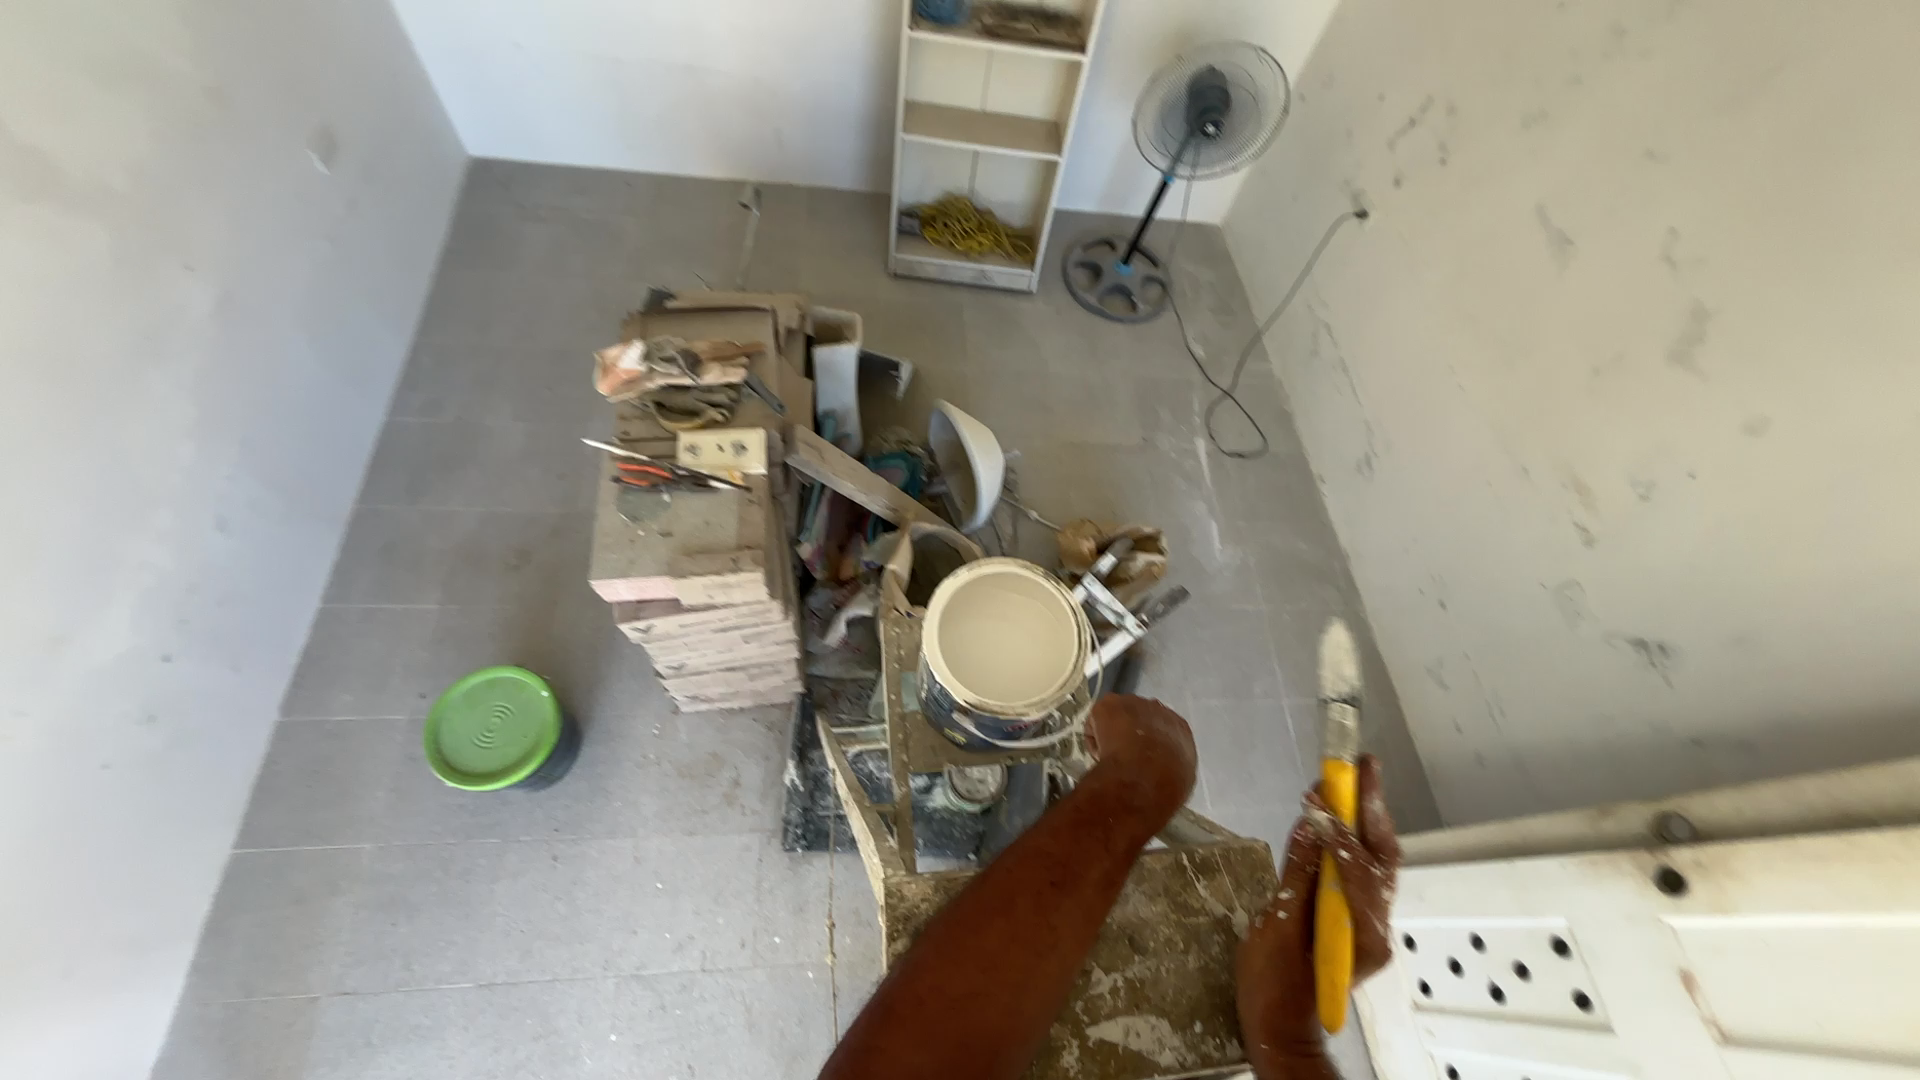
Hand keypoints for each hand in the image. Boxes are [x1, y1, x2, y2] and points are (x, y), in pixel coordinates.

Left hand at [1084, 695, 1197, 817]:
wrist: (1147, 774)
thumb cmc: (1168, 784)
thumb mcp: (1181, 779)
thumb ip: (1171, 767)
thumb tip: (1161, 771)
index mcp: (1179, 727)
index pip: (1162, 729)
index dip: (1149, 742)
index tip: (1142, 757)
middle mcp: (1158, 709)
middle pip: (1139, 718)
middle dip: (1130, 732)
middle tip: (1123, 755)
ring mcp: (1133, 703)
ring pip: (1116, 718)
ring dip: (1111, 734)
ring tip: (1109, 758)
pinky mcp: (1110, 704)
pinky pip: (1096, 722)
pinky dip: (1095, 739)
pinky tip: (1099, 756)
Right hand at [1235, 755, 1401, 1066]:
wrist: (1280, 1025)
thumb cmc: (1274, 982)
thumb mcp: (1279, 926)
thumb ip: (1297, 874)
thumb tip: (1308, 823)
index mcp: (1361, 932)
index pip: (1357, 868)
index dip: (1337, 829)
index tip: (1314, 796)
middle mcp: (1376, 925)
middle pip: (1383, 857)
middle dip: (1373, 808)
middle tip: (1363, 764)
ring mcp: (1370, 923)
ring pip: (1377, 862)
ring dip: (1365, 817)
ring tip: (1354, 776)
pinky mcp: (1355, 919)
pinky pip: (1360, 871)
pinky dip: (1349, 838)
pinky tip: (1336, 815)